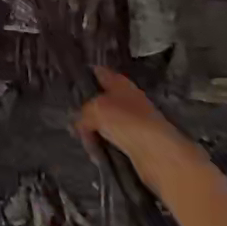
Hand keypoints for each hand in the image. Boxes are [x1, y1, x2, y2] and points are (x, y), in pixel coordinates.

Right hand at [77, 65, 202, 172]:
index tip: (69, 85)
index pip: (98, 72)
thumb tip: (76, 122)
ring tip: (86, 142)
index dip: (84, 75)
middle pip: (100, 99)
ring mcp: (131, 119)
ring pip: (104, 122)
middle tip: (73, 122)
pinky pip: (111, 139)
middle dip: (85, 111)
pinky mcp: (134, 141)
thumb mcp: (95, 110)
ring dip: (93, 132)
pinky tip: (97, 153)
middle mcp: (126, 97)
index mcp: (119, 82)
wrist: (157, 152)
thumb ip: (82, 113)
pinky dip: (103, 145)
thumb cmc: (126, 120)